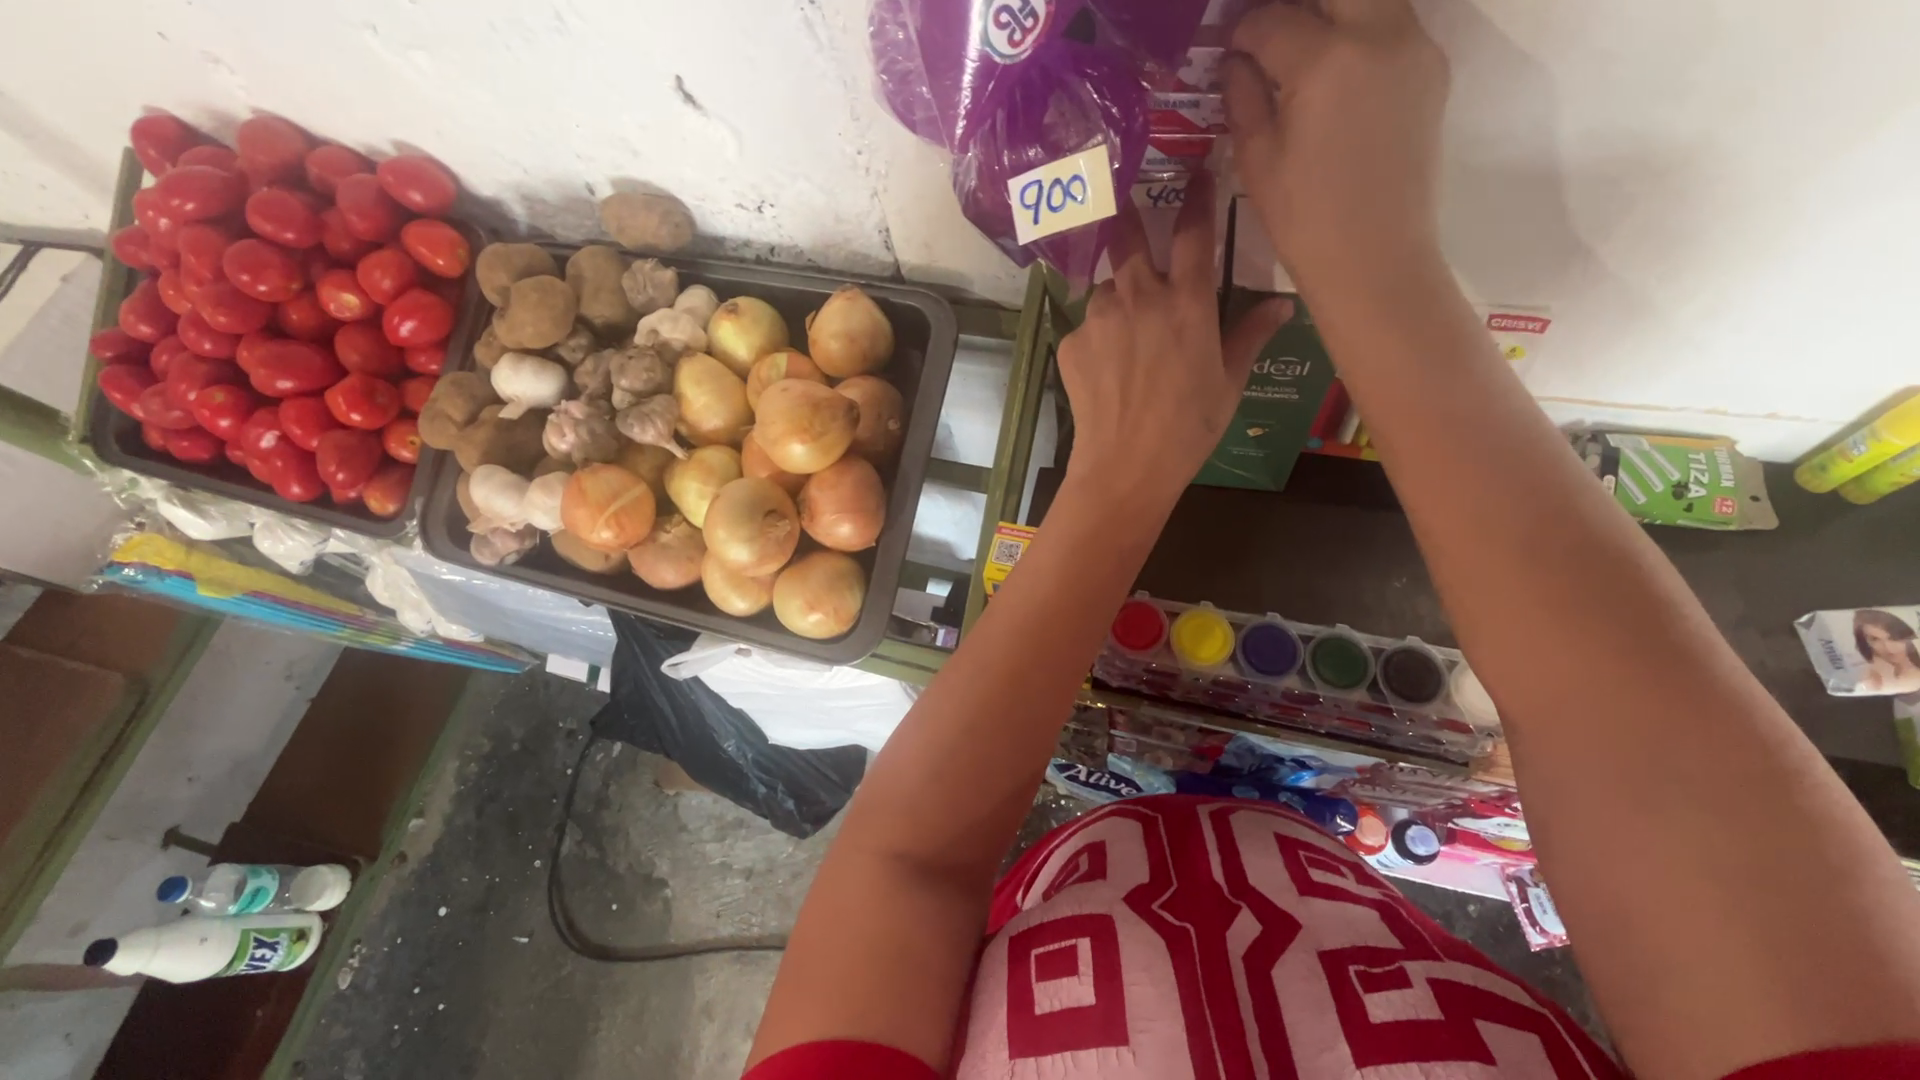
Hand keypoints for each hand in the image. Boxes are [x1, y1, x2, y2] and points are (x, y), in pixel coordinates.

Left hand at [1059, 171, 1292, 505]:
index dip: (1197, 199)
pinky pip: (1087, 326)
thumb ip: (1251, 335)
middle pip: (1129, 237)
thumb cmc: (1189, 427)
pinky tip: (1106, 369)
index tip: (1196, 172)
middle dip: (1127, 213)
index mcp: (1187, 303)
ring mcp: (1100, 318)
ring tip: (1125, 334)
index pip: (1194, 233)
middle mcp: (1140, 297)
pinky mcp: (1072, 342)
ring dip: (1116, 298)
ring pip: (1106, 288)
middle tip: (1122, 198)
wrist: (1127, 464)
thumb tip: (1284, 303)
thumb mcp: (1229, 382)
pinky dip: (1098, 337)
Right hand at [1224, 0, 1449, 293]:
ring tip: (1302, 48)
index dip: (1242, 31)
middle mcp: (1379, 35)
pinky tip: (1336, 70)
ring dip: (1332, 11)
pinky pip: (1393, 23)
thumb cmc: (1304, 219)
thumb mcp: (1257, 160)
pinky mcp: (1432, 69)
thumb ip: (1243, 96)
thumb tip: (1236, 61)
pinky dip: (1362, 29)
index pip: (1272, 18)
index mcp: (1325, 61)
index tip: (1230, 50)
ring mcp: (1414, 48)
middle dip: (1294, 5)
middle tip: (1271, 35)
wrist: (1377, 259)